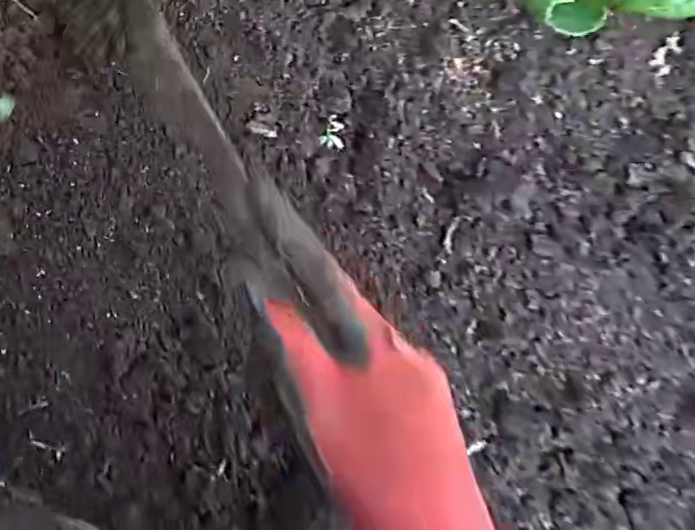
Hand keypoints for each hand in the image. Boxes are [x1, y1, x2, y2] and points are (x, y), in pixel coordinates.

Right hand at [264, 267, 492, 529]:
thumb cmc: (378, 472)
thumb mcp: (315, 396)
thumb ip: (289, 337)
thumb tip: (263, 292)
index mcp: (379, 338)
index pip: (330, 276)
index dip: (298, 250)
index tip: (273, 223)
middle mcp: (407, 351)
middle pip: (350, 310)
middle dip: (318, 308)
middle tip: (286, 305)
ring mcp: (424, 382)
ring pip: (368, 344)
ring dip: (340, 346)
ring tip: (320, 375)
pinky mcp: (430, 411)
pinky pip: (386, 374)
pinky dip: (361, 375)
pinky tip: (351, 402)